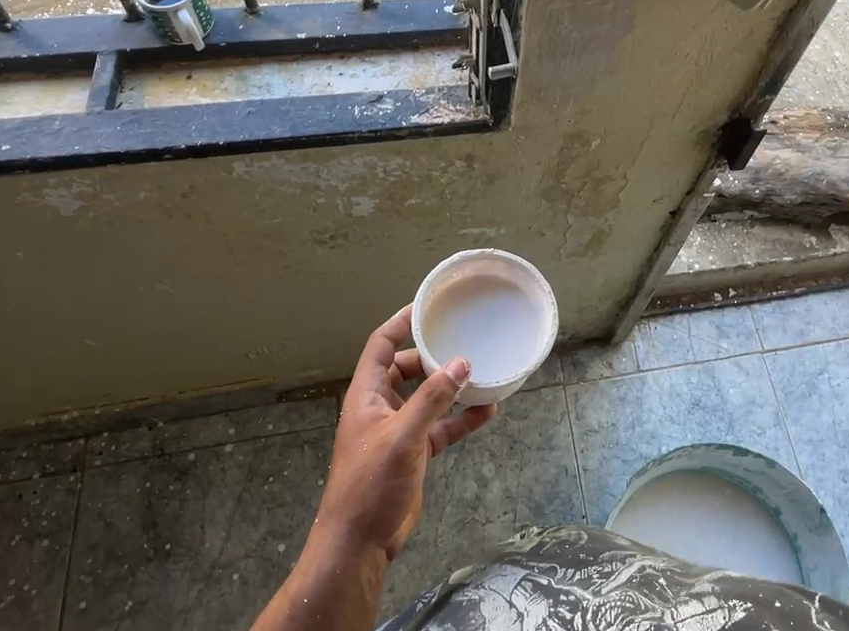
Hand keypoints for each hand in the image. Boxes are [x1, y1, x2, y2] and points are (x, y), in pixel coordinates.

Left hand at [311, 305, 497, 563]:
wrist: (360, 542)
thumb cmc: (371, 483)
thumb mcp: (402, 436)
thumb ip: (432, 399)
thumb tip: (461, 362)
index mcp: (367, 394)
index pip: (382, 345)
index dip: (401, 322)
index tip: (428, 306)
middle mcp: (381, 406)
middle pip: (407, 368)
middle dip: (433, 355)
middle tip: (462, 340)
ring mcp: (398, 430)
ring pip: (427, 397)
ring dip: (451, 387)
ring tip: (482, 371)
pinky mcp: (413, 453)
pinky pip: (440, 426)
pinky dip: (460, 419)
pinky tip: (488, 411)